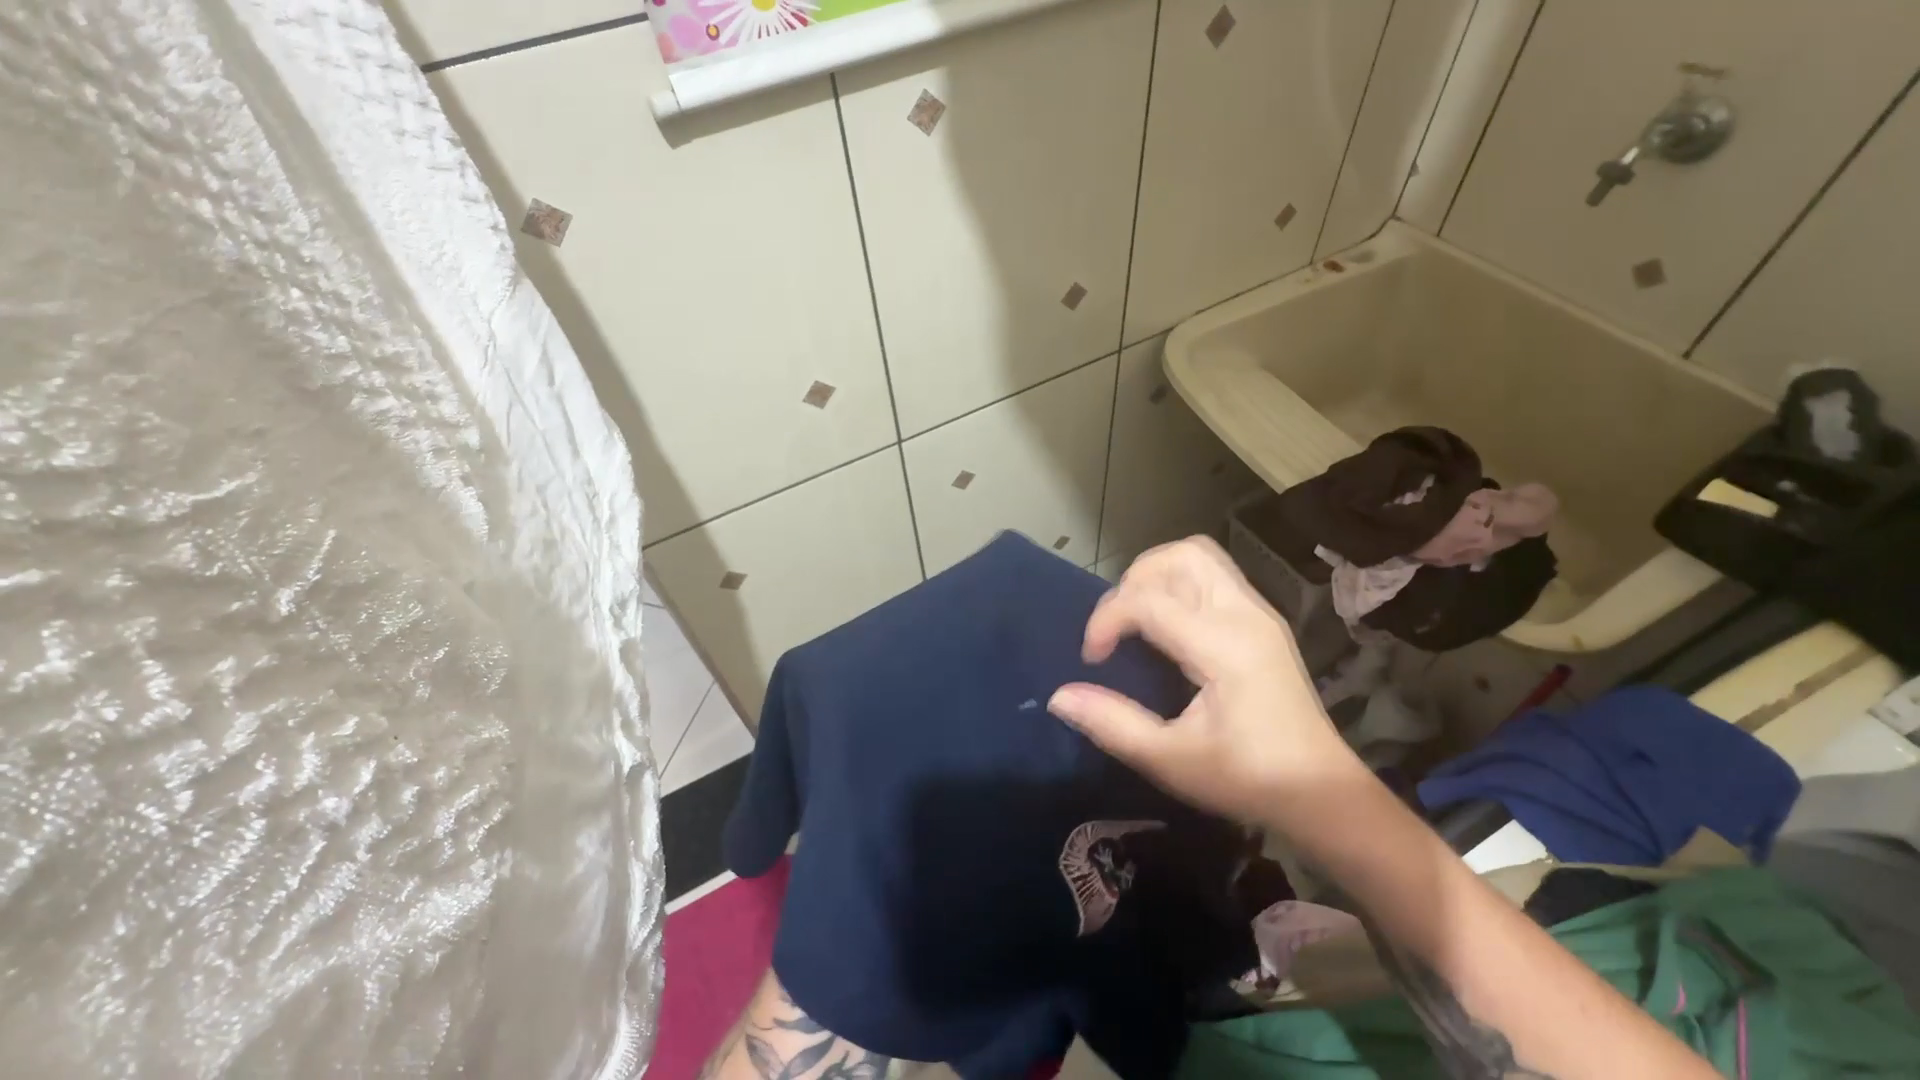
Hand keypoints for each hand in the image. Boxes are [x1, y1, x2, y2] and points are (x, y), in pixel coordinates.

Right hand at [1048, 536, 1360, 823]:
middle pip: (1181, 555)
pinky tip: (1168, 629)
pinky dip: (1181, 585)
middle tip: (1117, 627)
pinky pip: (1216, 577)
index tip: (1091, 660)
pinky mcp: (1265, 623)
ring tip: (1137, 620)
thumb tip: (1059, 697)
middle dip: (1134, 579)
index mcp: (1224, 646)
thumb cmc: (1247, 778)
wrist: (1321, 793)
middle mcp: (1245, 615)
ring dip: (1159, 576)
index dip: (1106, 621)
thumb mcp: (1171, 759)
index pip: (1148, 600)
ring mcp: (1260, 614)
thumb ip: (1112, 724)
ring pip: (1202, 558)